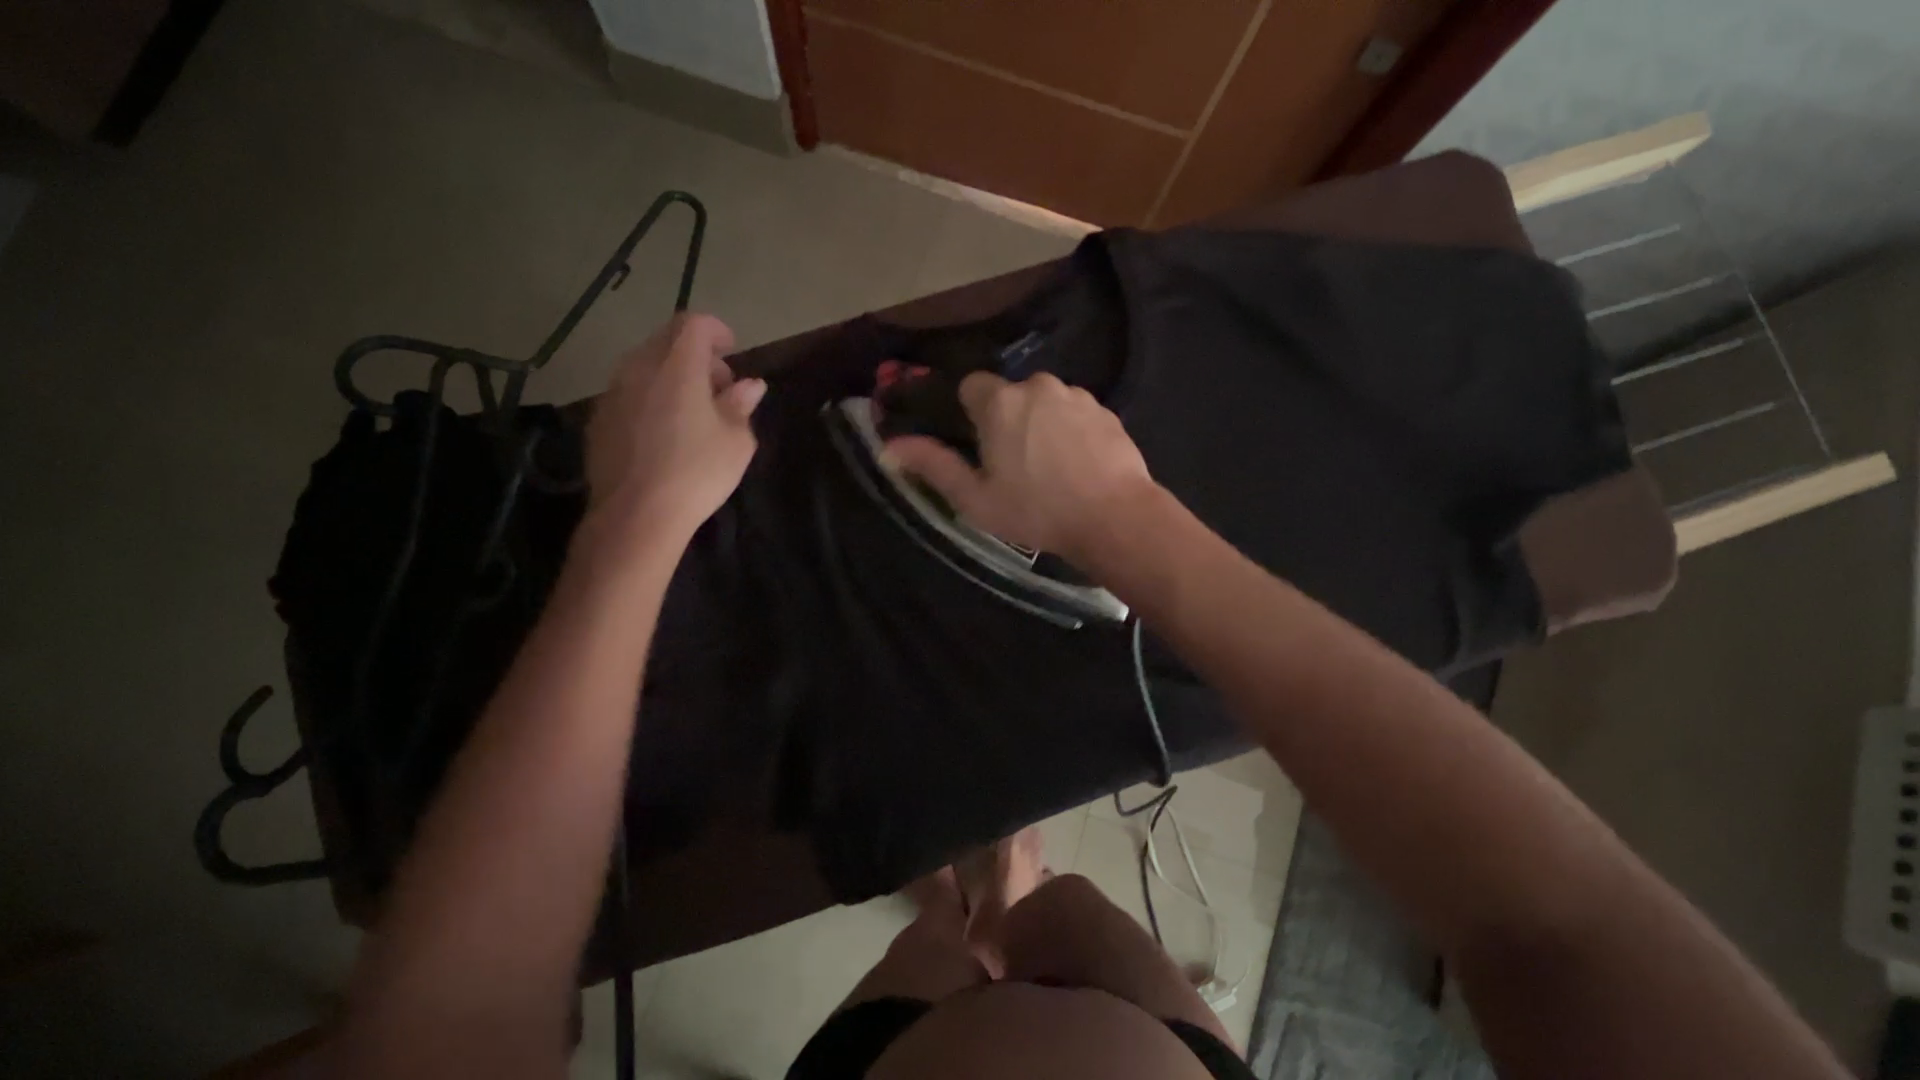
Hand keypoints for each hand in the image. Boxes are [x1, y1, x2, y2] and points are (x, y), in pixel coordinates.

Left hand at [585, 313, 765, 541]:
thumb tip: (749, 385)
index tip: (732, 350)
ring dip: (670, 376)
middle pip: (666, 341)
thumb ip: (741, 405)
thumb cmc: (696, 472)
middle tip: (718, 386)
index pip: (694, 324)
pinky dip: (649, 399)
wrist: (635, 515)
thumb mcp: (735, 441)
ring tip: (691, 411)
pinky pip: (628, 394)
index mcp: (677, 365)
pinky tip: (662, 434)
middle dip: (695, 354)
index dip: (717, 330)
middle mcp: (639, 368)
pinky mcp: (598, 420)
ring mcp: (613, 393)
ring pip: (644, 367)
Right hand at [884, 372, 1156, 562]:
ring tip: (1050, 471)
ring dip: (1041, 426)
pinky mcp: (1107, 411)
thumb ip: (933, 465)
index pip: (970, 387)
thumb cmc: (1036, 510)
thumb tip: (889, 447)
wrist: (1115, 518)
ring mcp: (1077, 396)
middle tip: (1013, 467)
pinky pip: (1076, 415)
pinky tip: (1078, 468)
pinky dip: (1071, 433)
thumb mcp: (975, 498)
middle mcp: (1038, 385)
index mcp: (999, 401)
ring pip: (1045, 404)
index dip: (970, 414)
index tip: (978, 446)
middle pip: (1010, 395)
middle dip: (1007, 421)